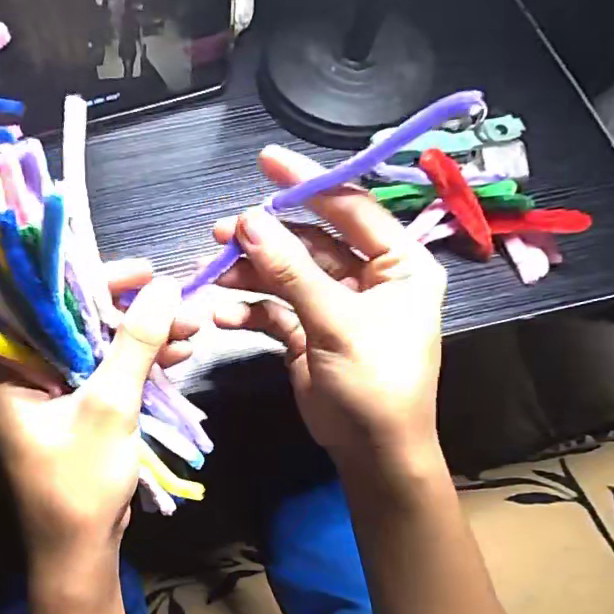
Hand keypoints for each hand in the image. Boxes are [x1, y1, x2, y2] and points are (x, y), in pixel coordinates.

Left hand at [0, 265, 197, 568]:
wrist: (81, 550)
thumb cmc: (81, 484)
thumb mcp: (110, 407)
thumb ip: (135, 344)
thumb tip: (165, 287)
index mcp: (4, 370)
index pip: (49, 307)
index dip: (99, 284)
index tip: (147, 273)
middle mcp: (19, 374)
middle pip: (80, 324)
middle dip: (134, 317)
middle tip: (182, 306)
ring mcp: (48, 392)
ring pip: (99, 347)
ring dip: (144, 340)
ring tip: (191, 330)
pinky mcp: (73, 408)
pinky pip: (105, 372)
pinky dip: (139, 366)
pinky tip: (177, 354)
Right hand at [212, 145, 445, 469]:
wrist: (371, 452)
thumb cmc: (374, 382)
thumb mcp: (337, 322)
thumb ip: (291, 271)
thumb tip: (248, 221)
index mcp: (399, 264)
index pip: (352, 208)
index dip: (308, 183)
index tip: (266, 161)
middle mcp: (369, 278)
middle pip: (311, 242)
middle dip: (267, 238)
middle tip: (222, 232)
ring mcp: (335, 307)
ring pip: (287, 276)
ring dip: (251, 273)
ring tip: (214, 270)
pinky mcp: (309, 334)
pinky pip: (275, 310)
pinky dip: (250, 311)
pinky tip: (223, 315)